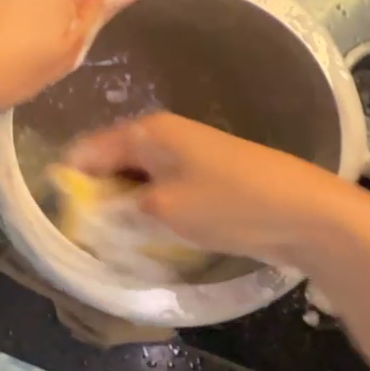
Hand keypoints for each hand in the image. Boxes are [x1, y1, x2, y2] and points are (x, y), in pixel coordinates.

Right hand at [64, 112, 360, 266]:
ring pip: (139, 180)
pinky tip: (154, 236)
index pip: (89, 149)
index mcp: (148, 131)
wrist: (308, 214)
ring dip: (126, 207)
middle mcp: (165, 136)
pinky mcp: (208, 178)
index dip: (71, 180)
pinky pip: (163, 191)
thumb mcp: (162, 210)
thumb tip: (90, 212)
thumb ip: (118, 210)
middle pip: (113, 163)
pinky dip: (153, 211)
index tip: (61, 213)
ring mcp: (189, 156)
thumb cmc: (229, 205)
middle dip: (98, 196)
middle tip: (89, 233)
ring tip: (120, 238)